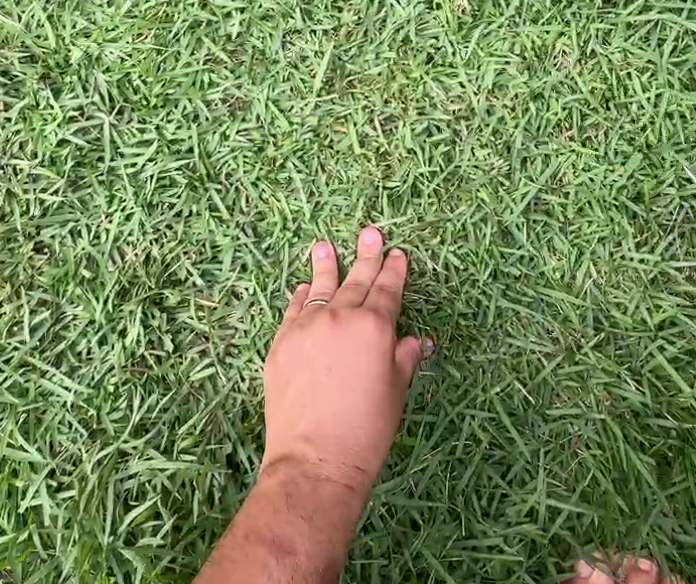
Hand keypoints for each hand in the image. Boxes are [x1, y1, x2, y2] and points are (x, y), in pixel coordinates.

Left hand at [261, 226, 431, 494]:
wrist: (314, 461)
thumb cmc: (367, 431)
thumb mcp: (395, 392)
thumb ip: (402, 358)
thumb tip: (413, 341)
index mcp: (375, 327)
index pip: (387, 290)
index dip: (394, 271)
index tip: (397, 254)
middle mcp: (340, 317)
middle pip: (356, 280)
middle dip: (366, 256)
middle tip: (370, 233)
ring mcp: (307, 327)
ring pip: (319, 287)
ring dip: (325, 265)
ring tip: (324, 245)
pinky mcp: (281, 344)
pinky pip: (294, 310)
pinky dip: (301, 296)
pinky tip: (303, 287)